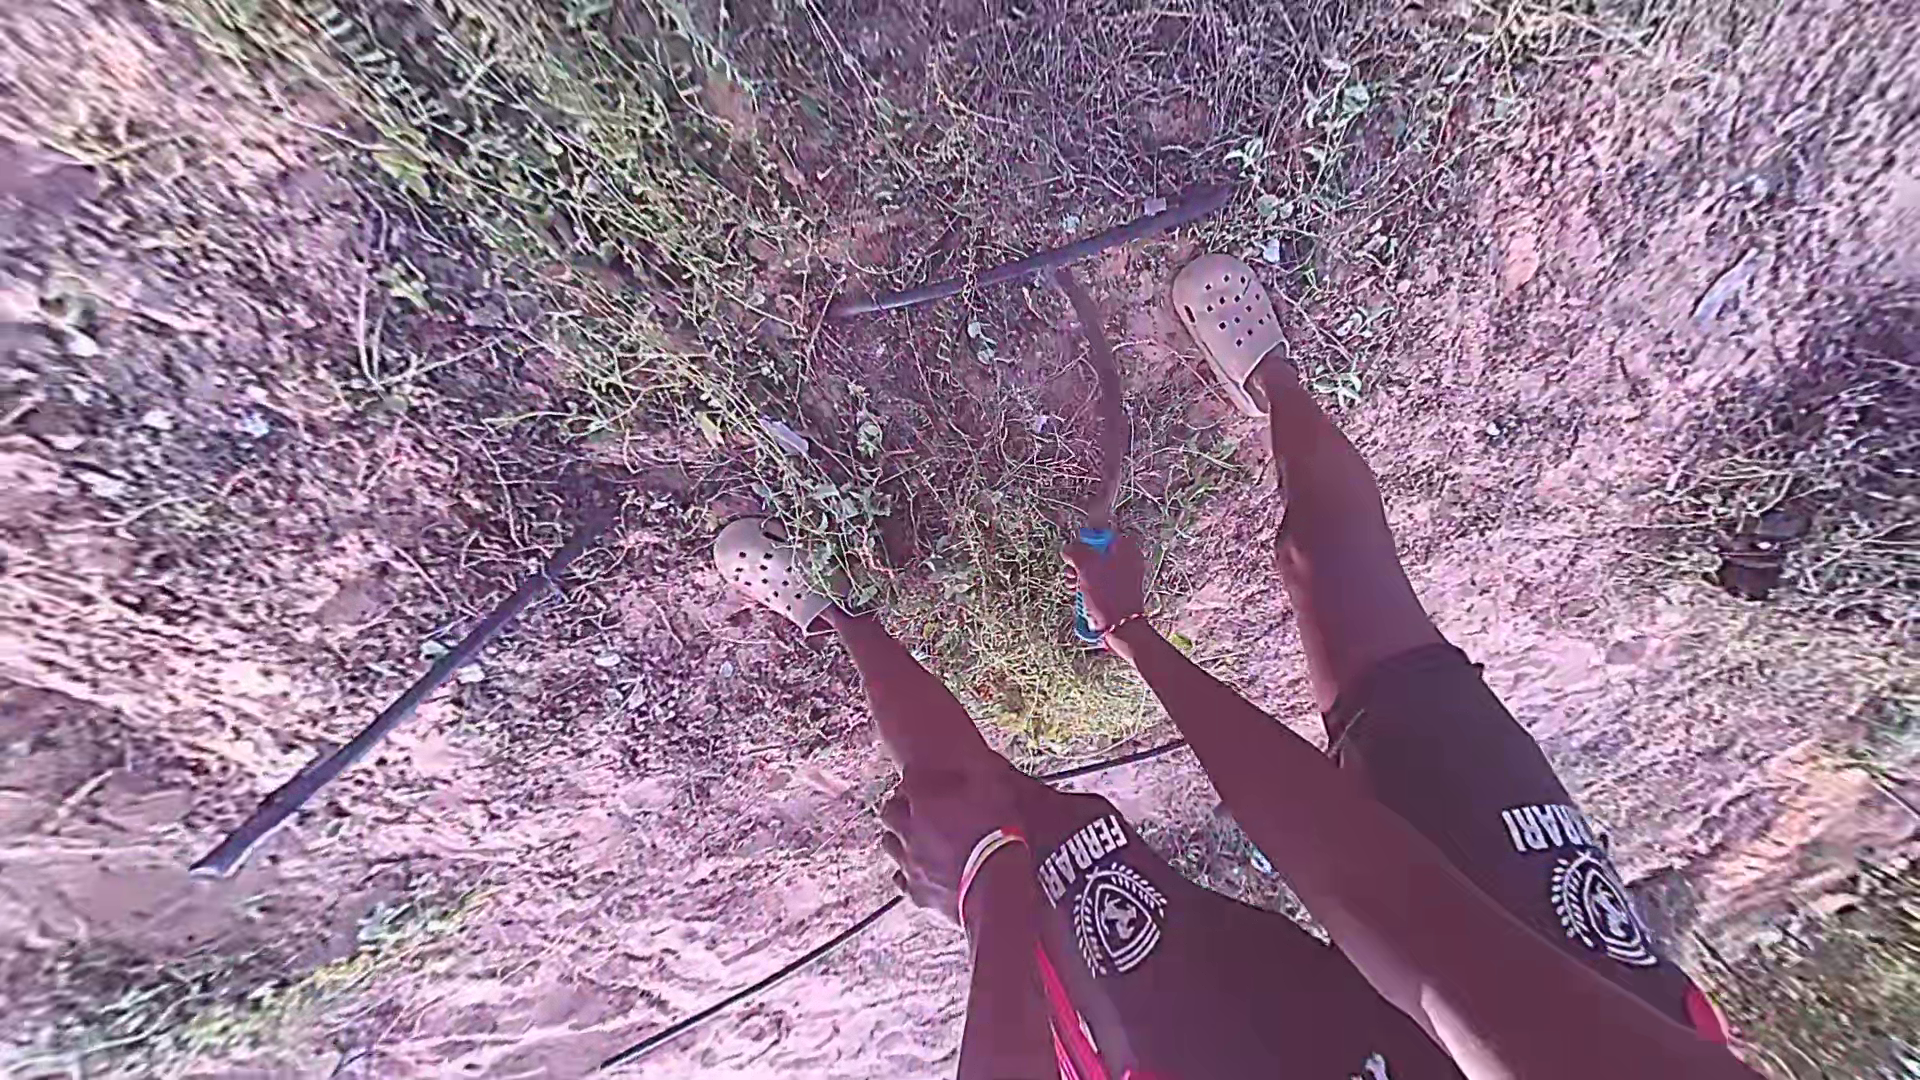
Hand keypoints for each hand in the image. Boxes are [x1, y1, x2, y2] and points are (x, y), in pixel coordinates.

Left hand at [880, 764, 1026, 924]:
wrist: (999, 888)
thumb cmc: (999, 833)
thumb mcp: (996, 785)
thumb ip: (979, 766)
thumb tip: (975, 756)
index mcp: (924, 799)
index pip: (907, 781)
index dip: (917, 780)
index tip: (926, 781)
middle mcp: (910, 829)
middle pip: (890, 811)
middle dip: (900, 806)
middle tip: (915, 807)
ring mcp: (910, 862)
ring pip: (890, 844)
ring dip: (899, 836)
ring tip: (914, 836)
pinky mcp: (917, 892)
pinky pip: (901, 878)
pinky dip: (908, 872)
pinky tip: (920, 870)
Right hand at [1063, 531, 1147, 632]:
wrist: (1120, 625)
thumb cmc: (1108, 594)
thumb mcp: (1086, 565)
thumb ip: (1075, 551)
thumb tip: (1067, 549)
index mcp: (1126, 548)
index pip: (1101, 534)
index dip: (1084, 541)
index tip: (1074, 550)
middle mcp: (1126, 560)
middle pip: (1095, 552)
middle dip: (1078, 561)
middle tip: (1071, 569)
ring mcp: (1121, 577)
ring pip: (1093, 568)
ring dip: (1078, 574)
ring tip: (1072, 583)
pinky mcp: (1115, 592)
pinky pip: (1096, 582)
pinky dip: (1084, 585)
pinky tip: (1076, 591)